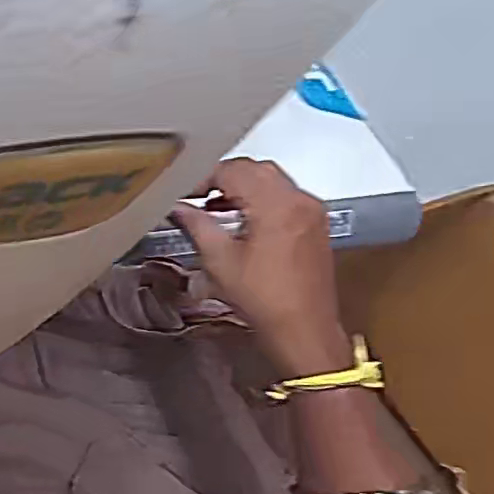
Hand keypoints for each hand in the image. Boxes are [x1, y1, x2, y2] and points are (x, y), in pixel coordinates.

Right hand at [170, 157, 350, 376]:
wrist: (302, 325)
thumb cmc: (261, 297)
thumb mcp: (219, 260)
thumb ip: (197, 226)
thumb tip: (179, 208)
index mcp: (276, 206)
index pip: (235, 171)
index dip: (203, 178)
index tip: (184, 194)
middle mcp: (299, 200)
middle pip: (256, 169)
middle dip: (223, 177)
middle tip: (195, 196)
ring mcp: (311, 210)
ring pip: (272, 179)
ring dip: (241, 186)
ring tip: (213, 207)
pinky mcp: (314, 223)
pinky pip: (284, 195)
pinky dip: (259, 197)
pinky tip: (239, 218)